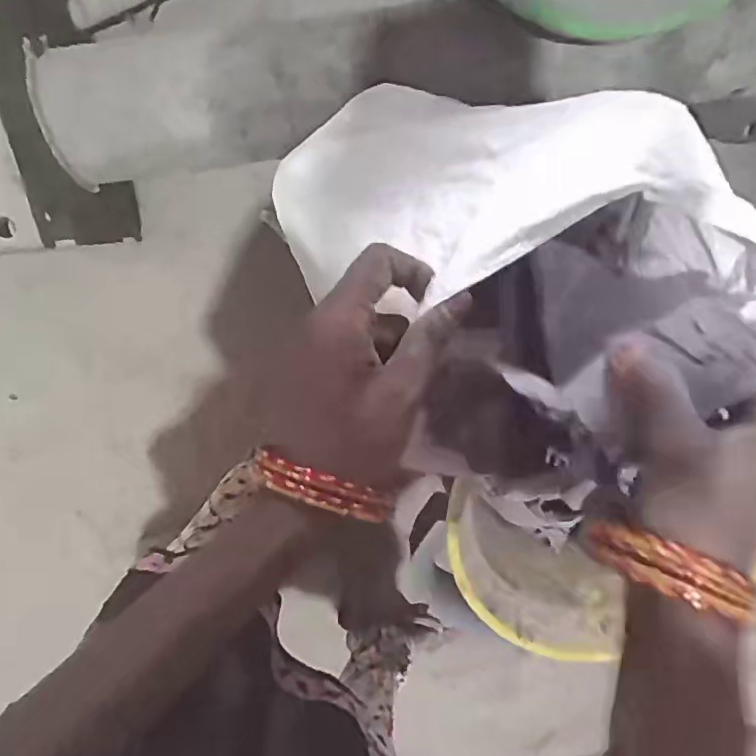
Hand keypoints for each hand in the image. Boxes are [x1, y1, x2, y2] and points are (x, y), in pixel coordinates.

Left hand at [265, 243, 469, 491]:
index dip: (414, 270)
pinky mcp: (301, 366)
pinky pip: (344, 347)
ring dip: (391, 349)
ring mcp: (304, 344)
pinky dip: (370, 362)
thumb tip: (458, 299)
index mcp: (338, 319)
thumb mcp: (402, 392)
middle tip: (431, 366)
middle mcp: (314, 321)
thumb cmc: (354, 443)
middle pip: (371, 299)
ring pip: (361, 327)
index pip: (377, 259)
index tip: (438, 305)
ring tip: (408, 394)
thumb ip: (430, 340)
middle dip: (408, 326)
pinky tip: (383, 402)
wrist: (297, 496)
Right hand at [608, 342, 755, 570]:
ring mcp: (748, 457)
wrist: (684, 585)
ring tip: (635, 367)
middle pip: (726, 382)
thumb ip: (653, 387)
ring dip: (672, 391)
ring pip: (708, 406)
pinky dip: (671, 415)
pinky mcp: (720, 474)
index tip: (666, 324)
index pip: (748, 358)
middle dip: (683, 365)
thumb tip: (627, 341)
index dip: (704, 340)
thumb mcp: (673, 441)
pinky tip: (639, 402)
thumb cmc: (695, 505)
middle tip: (644, 342)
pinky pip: (697, 428)